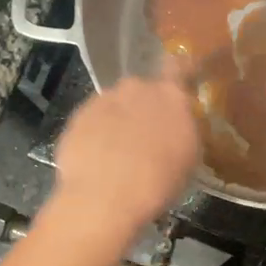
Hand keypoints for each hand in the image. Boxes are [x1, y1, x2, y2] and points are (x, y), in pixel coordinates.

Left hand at [49, 60, 199, 230]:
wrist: (104, 199)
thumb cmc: (159, 183)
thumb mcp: (189, 157)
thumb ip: (184, 129)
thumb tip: (177, 124)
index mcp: (170, 95)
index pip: (177, 66)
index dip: (177, 71)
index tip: (177, 80)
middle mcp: (136, 88)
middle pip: (141, 91)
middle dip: (142, 107)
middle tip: (144, 137)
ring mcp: (103, 100)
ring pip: (114, 105)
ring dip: (117, 121)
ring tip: (116, 154)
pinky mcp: (77, 117)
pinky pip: (92, 121)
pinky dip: (95, 134)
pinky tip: (96, 160)